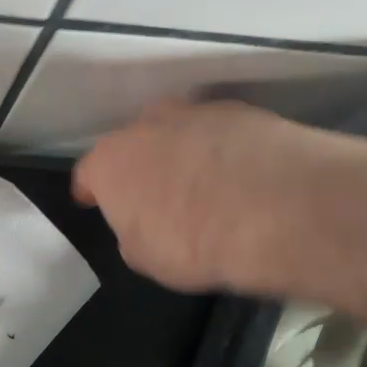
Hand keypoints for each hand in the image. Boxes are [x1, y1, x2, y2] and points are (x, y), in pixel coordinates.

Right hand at [73, 99, 366, 293]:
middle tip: (153, 195)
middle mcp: (148, 124)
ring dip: (183, 154)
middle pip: (134, 142)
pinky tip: (237, 179)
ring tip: (201, 186)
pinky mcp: (249, 112)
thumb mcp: (142, 254)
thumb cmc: (191, 242)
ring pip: (178, 132)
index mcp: (110, 162)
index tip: (93, 203)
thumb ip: (132, 230)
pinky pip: (222, 135)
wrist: (279, 209)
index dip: (90, 192)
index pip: (87, 173)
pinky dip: (223, 152)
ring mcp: (200, 112)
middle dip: (139, 164)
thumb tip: (144, 220)